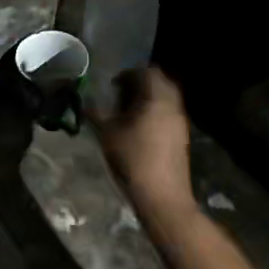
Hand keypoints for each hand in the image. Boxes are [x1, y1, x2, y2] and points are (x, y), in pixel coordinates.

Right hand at [95, 68, 194, 212]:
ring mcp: (180, 122)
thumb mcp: (108, 134)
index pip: (147, 72)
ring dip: (149, 97)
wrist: (162, 195)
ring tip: (128, 110)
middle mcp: (173, 105)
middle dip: (141, 82)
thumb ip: (97, 113)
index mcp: (157, 98)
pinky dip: (155, 111)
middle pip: (161, 82)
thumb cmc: (133, 159)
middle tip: (121, 93)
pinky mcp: (182, 137)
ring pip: (167, 98)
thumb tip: (87, 100)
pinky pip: (169, 112)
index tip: (113, 84)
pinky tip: (139, 126)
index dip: (129, 73)